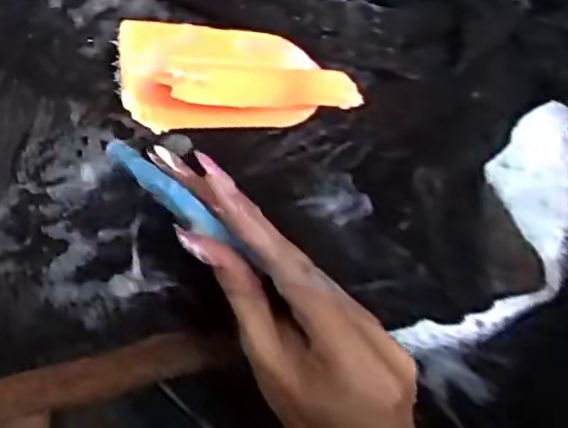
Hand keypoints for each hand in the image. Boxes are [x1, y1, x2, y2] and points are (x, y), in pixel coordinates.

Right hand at [155, 148, 417, 427]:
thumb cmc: (307, 415)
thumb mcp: (266, 359)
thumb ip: (240, 295)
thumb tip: (195, 236)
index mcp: (345, 342)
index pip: (286, 266)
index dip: (244, 217)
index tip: (207, 174)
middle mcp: (367, 322)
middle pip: (291, 253)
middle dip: (238, 205)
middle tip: (195, 164)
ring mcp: (373, 320)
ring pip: (300, 260)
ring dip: (250, 221)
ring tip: (206, 183)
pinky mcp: (366, 319)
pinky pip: (310, 274)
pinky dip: (271, 246)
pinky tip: (243, 222)